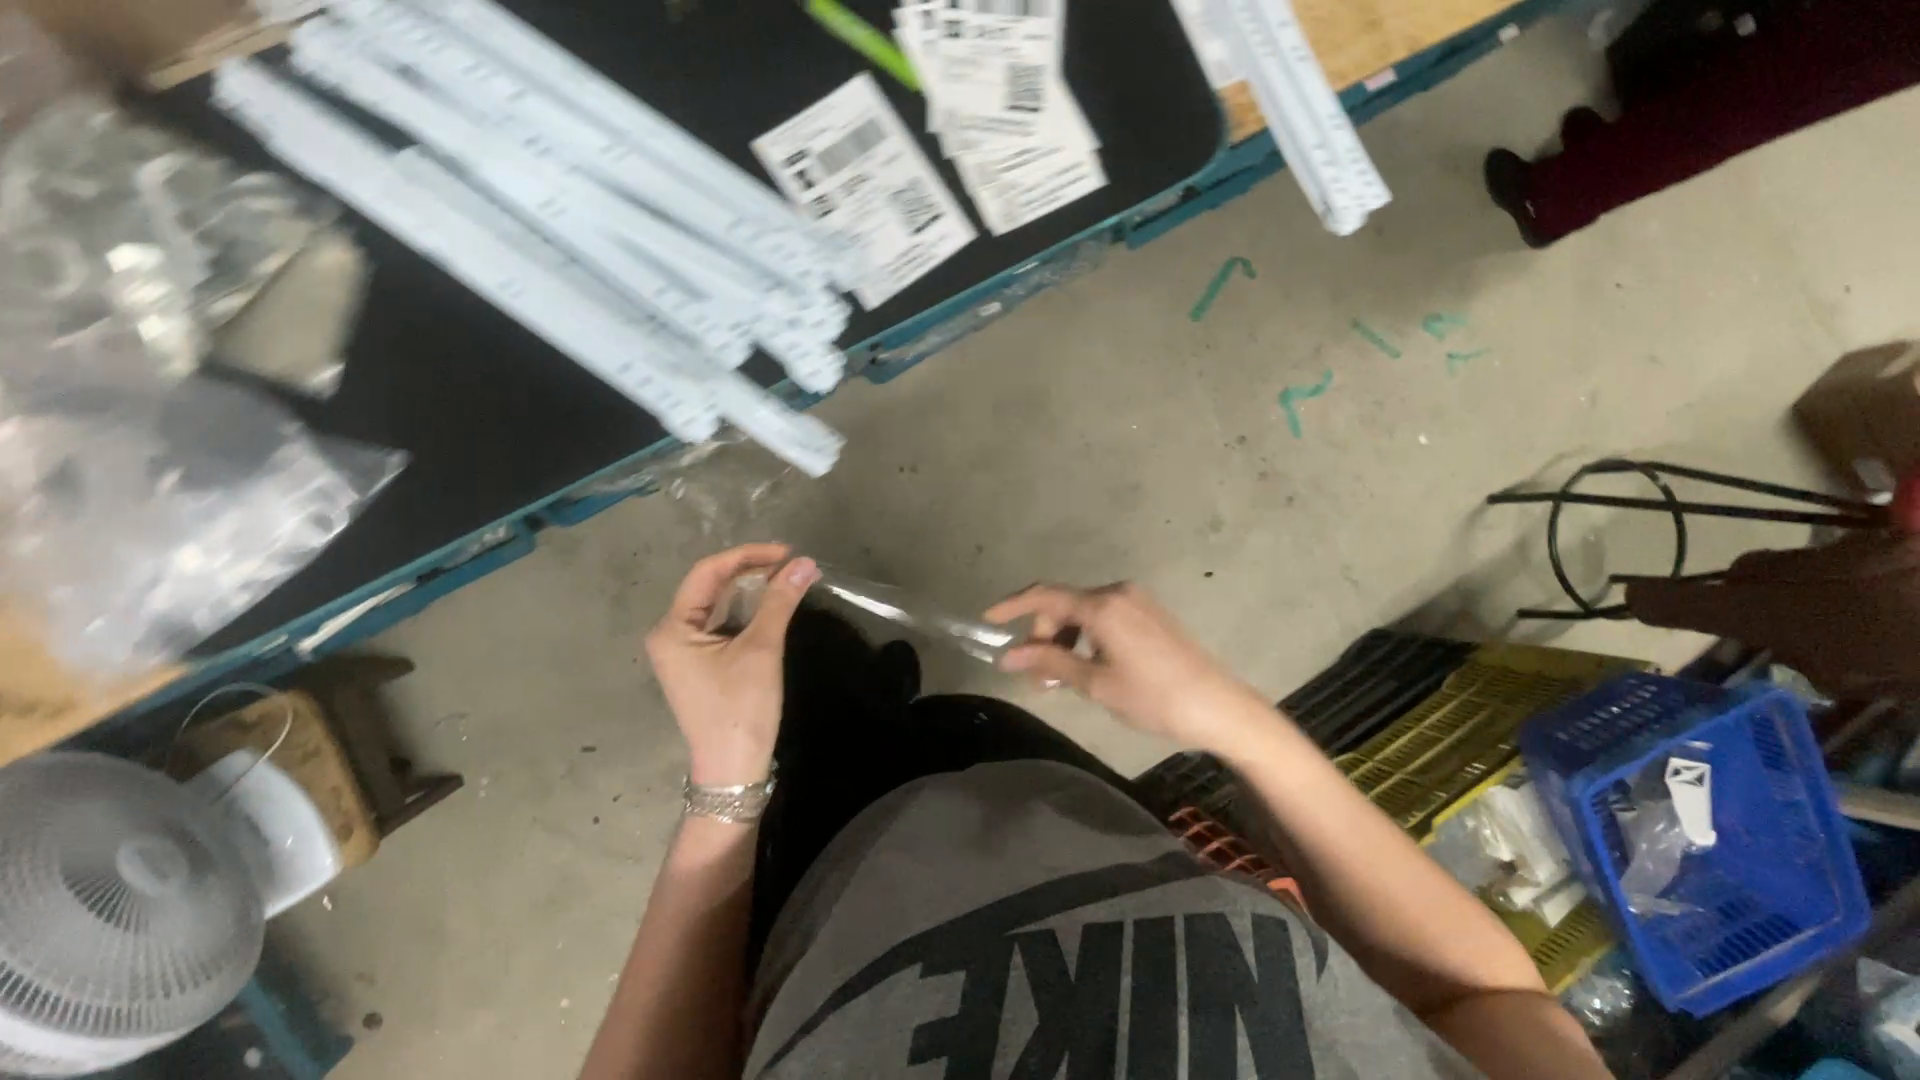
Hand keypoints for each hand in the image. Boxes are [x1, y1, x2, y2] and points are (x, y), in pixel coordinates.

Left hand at [646, 544, 821, 785]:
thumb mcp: (762, 650)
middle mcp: (670, 634)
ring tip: (788, 578)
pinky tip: (773, 604)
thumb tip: (806, 563)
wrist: (733, 769)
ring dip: (752, 589)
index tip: (787, 553)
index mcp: (672, 628)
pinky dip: (748, 611)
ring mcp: (683, 650)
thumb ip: (780, 601)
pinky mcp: (700, 664)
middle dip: (752, 571)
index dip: (748, 556)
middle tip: (792, 565)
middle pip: (711, 586)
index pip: (708, 573)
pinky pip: (722, 624)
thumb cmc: (740, 709)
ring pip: (719, 605)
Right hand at [984, 583, 1268, 751]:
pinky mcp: (1150, 615)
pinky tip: (1084, 668)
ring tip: (1057, 680)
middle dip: (1042, 635)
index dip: (1013, 606)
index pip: (1046, 596)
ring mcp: (1137, 602)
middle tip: (1033, 676)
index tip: (987, 620)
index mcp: (1103, 606)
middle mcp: (1119, 593)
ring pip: (1084, 613)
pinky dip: (1085, 639)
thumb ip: (1050, 663)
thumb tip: (1008, 655)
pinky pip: (1104, 619)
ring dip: (1063, 640)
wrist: (1219, 707)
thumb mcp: (1096, 683)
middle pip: (1064, 604)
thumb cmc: (1154, 697)